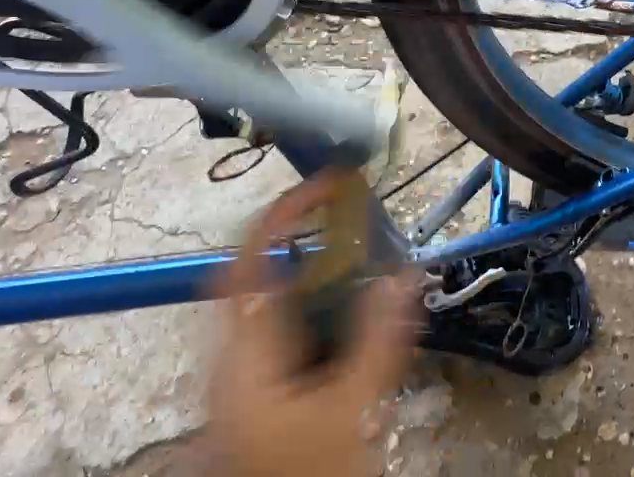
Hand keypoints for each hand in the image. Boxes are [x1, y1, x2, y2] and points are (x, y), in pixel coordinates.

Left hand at [206, 174, 422, 476]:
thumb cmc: (317, 467)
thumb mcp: (356, 404)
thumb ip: (381, 335)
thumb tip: (405, 271)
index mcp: (244, 358)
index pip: (247, 263)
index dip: (280, 215)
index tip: (327, 185)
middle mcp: (228, 361)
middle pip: (250, 272)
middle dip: (293, 232)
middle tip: (342, 207)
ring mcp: (235, 379)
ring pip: (260, 297)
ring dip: (300, 262)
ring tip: (350, 242)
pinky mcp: (251, 392)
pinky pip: (271, 323)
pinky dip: (304, 295)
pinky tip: (342, 304)